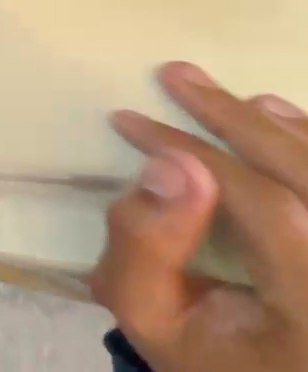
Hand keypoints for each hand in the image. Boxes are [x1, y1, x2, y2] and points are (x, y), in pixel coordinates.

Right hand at [91, 62, 307, 371]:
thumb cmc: (202, 353)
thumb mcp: (146, 311)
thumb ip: (146, 243)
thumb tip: (169, 164)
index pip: (268, 208)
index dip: (196, 152)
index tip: (129, 121)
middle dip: (244, 123)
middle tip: (180, 76)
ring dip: (294, 133)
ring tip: (238, 99)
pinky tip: (291, 124)